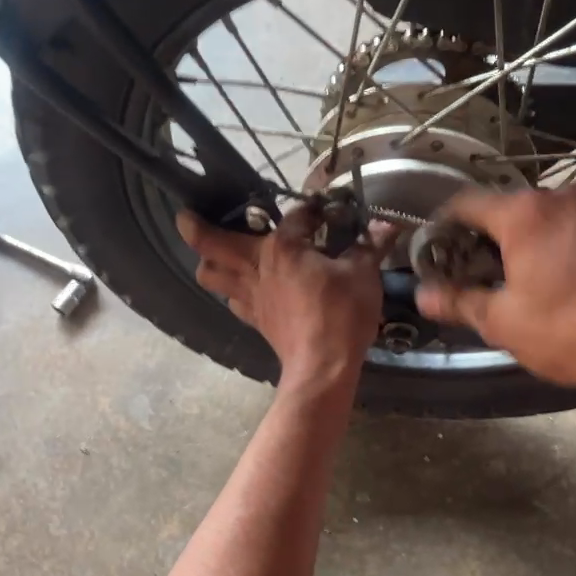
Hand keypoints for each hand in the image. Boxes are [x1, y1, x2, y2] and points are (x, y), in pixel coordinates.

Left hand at [177, 206, 398, 390]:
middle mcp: (256, 266)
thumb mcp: (363, 274)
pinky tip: (244, 291)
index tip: (326, 209)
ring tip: (215, 255)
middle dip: (195, 228)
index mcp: (282, 247)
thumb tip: (388, 225)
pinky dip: (233, 292)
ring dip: (209, 263)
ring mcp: (250, 296)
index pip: (296, 216)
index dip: (312, 209)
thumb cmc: (341, 314)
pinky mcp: (255, 320)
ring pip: (211, 275)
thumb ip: (370, 247)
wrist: (323, 366)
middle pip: (211, 243)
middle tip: (186, 217)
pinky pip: (233, 301)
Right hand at [414, 185, 575, 393]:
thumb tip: (424, 296)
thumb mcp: (504, 323)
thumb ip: (459, 302)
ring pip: (543, 220)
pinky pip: (575, 229)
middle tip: (475, 279)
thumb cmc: (575, 332)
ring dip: (524, 246)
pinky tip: (560, 285)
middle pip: (506, 211)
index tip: (435, 256)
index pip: (465, 205)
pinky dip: (558, 249)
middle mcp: (562, 196)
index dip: (442, 229)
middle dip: (486, 242)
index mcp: (524, 212)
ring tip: (519, 287)